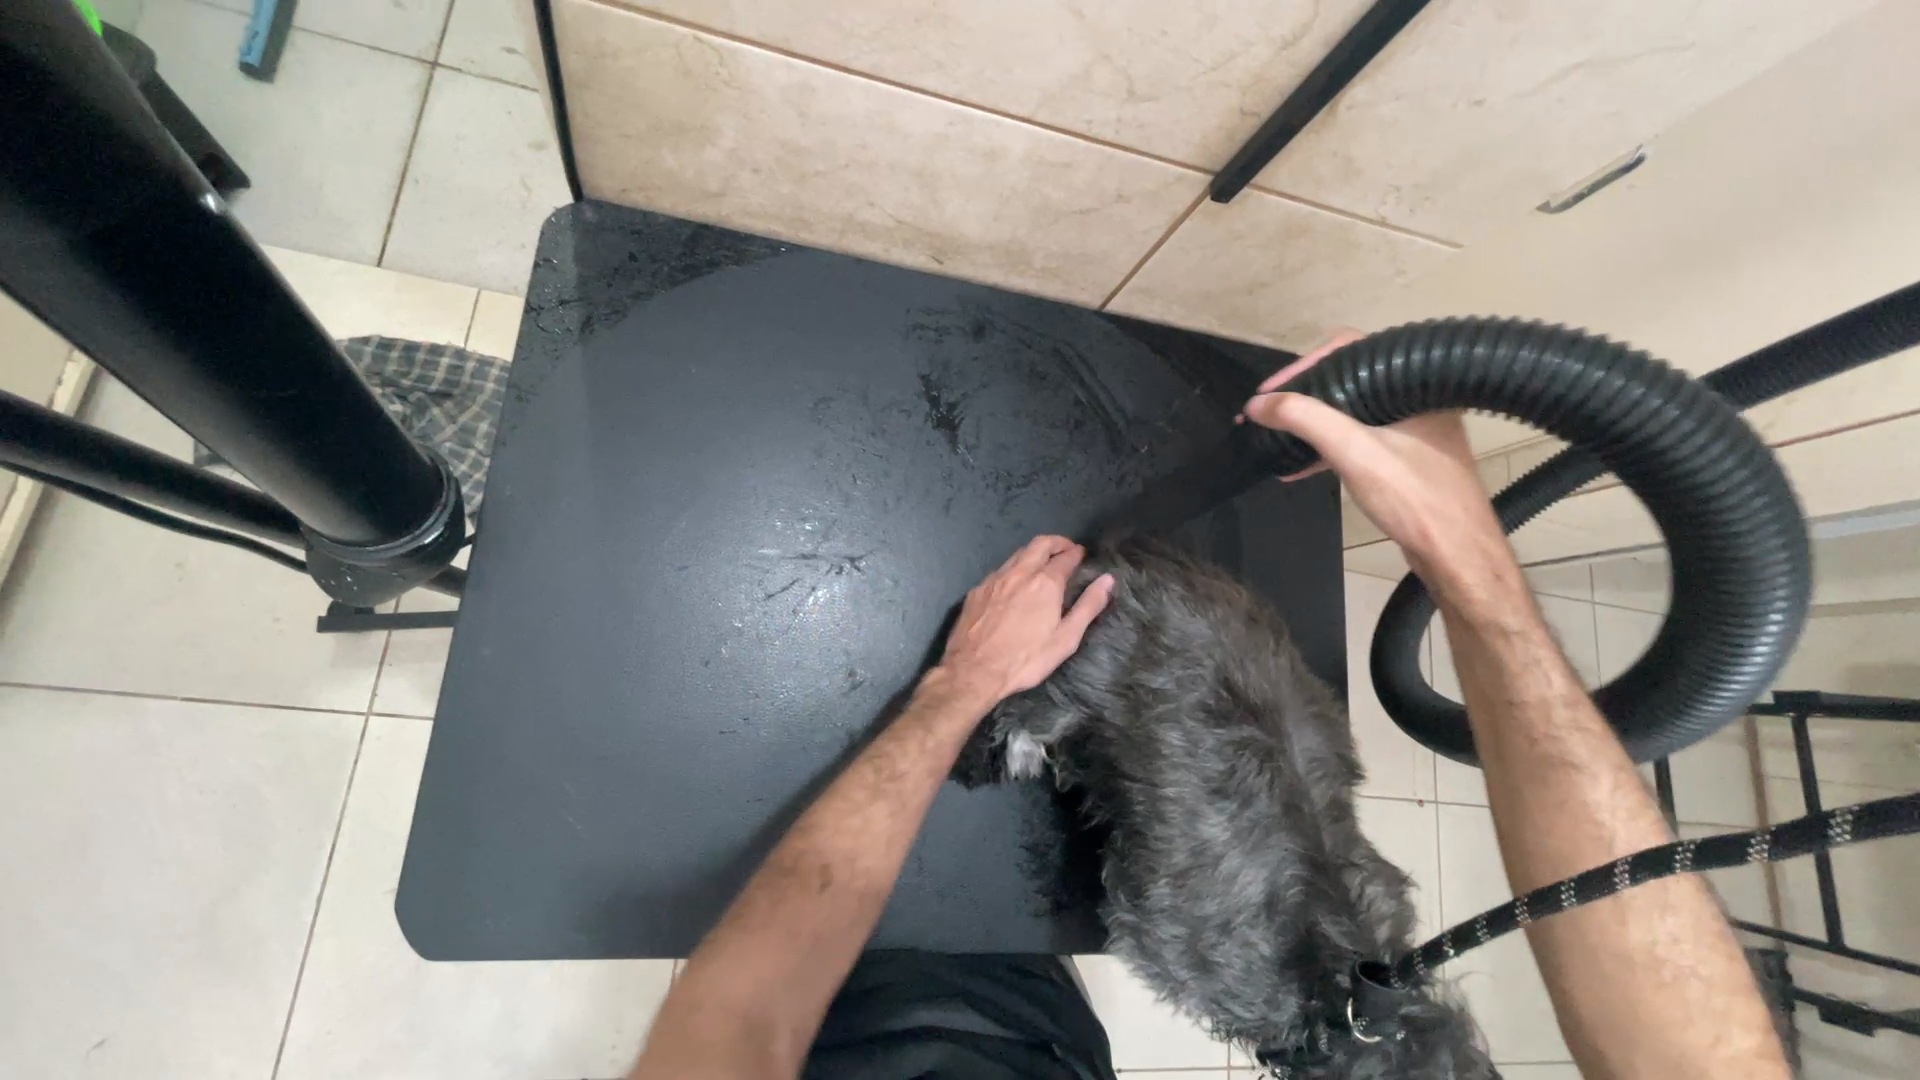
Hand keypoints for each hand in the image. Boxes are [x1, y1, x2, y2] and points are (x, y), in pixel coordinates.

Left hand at [938, 536, 1114, 704]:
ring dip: (1034, 553)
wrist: (973, 670)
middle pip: (1039, 544)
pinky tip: (1015, 584)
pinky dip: (1014, 568)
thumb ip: (1088, 606)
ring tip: (1043, 563)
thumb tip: (1107, 580)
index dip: (1076, 553)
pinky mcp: (977, 590)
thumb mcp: (1065, 638)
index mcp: (1045, 582)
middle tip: (1066, 549)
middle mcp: (1019, 573)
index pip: (1065, 556)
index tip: (1082, 554)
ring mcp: (994, 579)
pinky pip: (1000, 570)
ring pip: (1017, 554)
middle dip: (1056, 542)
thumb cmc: (1026, 659)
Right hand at [1241, 332, 1518, 598]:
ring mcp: (1412, 425)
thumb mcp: (1353, 452)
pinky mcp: (1405, 453)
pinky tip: (1296, 466)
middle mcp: (1416, 395)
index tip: (1269, 392)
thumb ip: (1305, 420)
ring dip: (1310, 423)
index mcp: (1415, 381)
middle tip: (1268, 412)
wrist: (1455, 552)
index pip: (1349, 348)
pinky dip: (1326, 445)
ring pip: (1349, 409)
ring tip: (1274, 438)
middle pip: (1346, 378)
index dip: (1303, 365)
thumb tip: (1258, 403)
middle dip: (1301, 396)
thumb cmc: (1413, 497)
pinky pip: (1356, 435)